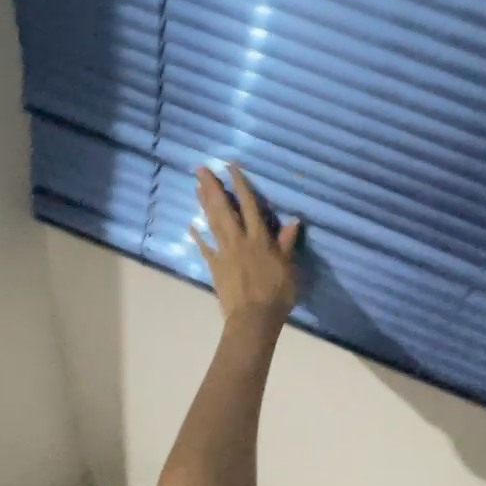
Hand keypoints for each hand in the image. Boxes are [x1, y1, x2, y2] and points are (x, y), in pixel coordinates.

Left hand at [190, 163, 301, 328]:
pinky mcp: (215, 267)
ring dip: (204, 204)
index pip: (249, 205)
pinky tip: (191, 225)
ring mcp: (225, 253)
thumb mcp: (290, 268)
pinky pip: (205, 249)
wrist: (254, 319)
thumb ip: (287, 244)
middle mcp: (240, 241)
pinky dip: (198, 236)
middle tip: (200, 169)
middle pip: (224, 209)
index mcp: (260, 239)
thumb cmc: (277, 294)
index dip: (240, 184)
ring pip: (213, 223)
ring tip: (196, 186)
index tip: (231, 167)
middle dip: (212, 188)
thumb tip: (294, 221)